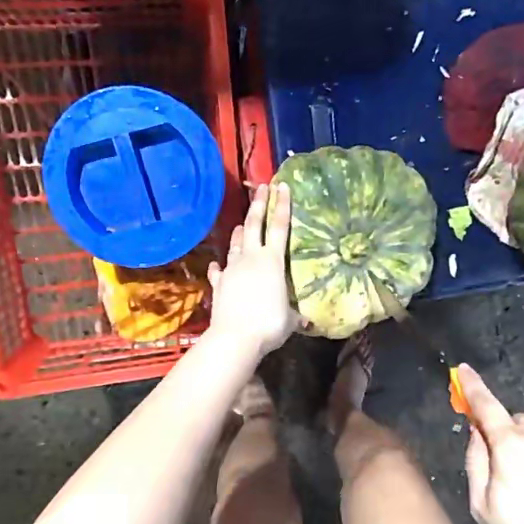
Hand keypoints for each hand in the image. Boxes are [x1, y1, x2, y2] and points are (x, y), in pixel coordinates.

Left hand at [206, 182, 302, 355]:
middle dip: (258, 205)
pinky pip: (219, 271)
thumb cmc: (269, 325)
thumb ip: (295, 315)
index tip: (282, 186)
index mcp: (273, 261)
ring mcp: (232, 270)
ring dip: (240, 232)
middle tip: (261, 189)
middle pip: (254, 225)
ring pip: (236, 244)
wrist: (235, 337)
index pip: (280, 226)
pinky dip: (220, 267)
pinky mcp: (219, 284)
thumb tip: (305, 321)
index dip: (282, 205)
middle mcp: (251, 259)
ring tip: (243, 224)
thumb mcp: (289, 320)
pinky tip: (218, 266)